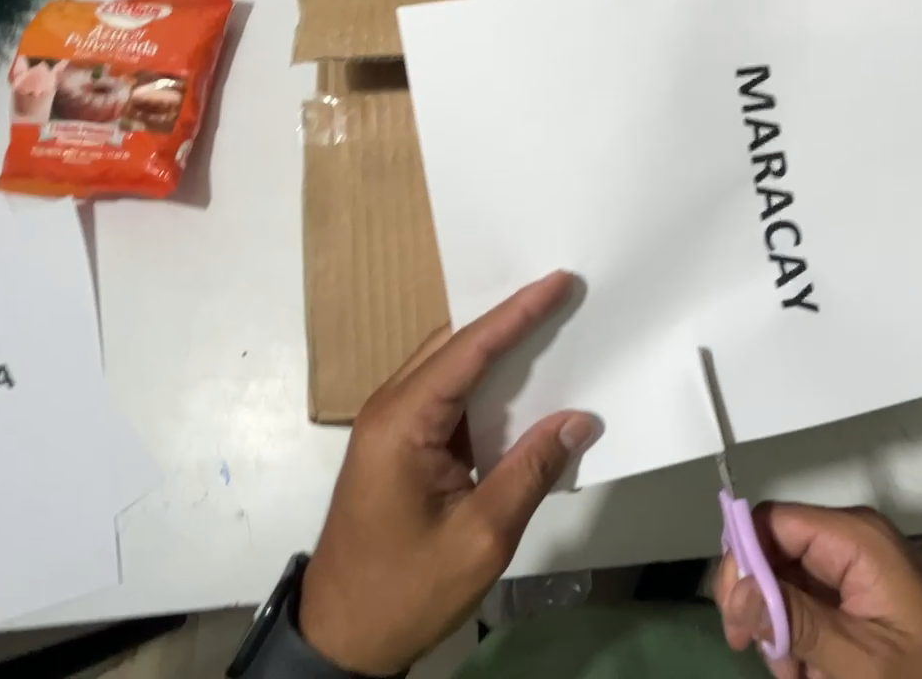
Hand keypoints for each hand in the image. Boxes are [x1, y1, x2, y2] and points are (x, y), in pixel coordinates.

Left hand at [300, 272, 602, 674]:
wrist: (341, 640)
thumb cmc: (406, 589)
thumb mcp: (481, 536)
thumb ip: (531, 469)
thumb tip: (579, 419)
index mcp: (403, 422)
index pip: (469, 350)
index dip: (518, 312)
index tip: (557, 281)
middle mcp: (391, 409)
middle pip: (455, 346)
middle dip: (508, 318)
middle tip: (560, 294)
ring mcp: (392, 426)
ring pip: (450, 366)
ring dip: (496, 347)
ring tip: (549, 325)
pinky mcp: (400, 444)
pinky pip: (447, 396)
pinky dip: (486, 382)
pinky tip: (521, 382)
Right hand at [717, 504, 921, 678]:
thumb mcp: (862, 662)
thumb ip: (798, 622)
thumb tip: (738, 589)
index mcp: (854, 538)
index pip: (771, 522)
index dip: (743, 560)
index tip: (736, 617)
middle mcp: (848, 535)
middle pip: (773, 549)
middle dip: (761, 604)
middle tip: (764, 656)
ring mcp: (851, 558)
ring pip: (783, 576)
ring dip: (778, 626)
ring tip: (796, 673)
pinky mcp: (854, 582)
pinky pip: (806, 593)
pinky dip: (797, 631)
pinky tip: (809, 667)